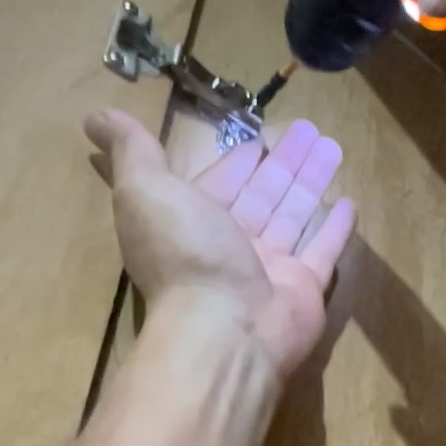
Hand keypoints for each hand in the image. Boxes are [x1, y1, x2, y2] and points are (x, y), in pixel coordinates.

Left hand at [85, 110, 356, 376]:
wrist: (225, 327)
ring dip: (311, 183)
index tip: (259, 136)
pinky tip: (349, 203)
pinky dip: (335, 229)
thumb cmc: (185, 254)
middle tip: (311, 130)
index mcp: (194, 222)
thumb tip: (95, 117)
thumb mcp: (144, 189)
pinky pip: (322, 253)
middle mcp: (231, 246)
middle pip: (263, 195)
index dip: (238, 160)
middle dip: (285, 162)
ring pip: (294, 216)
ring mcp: (270, 270)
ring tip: (334, 148)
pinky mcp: (303, 290)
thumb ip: (131, 152)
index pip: (221, 183)